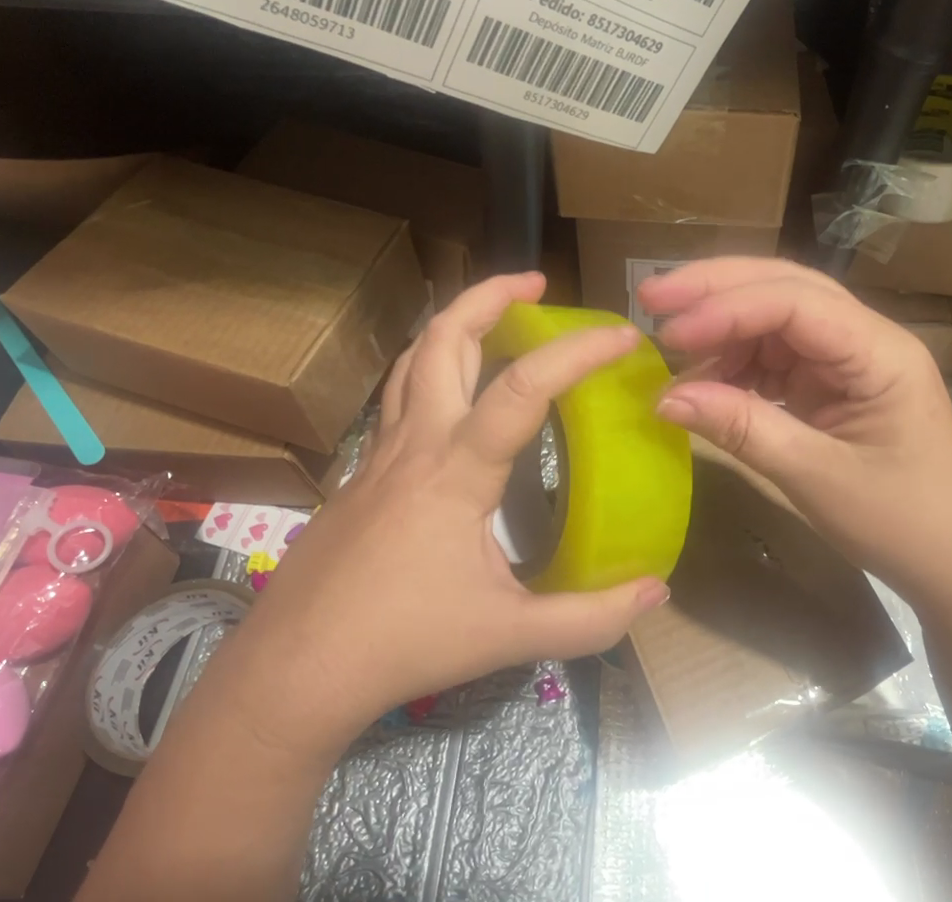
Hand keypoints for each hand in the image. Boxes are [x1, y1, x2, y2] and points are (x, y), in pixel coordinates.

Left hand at [229, 273, 668, 752]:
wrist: (295, 669)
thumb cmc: (403, 644)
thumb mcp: (508, 636)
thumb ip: (589, 618)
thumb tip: (656, 594)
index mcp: (455, 473)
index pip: (522, 389)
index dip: (578, 353)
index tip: (623, 336)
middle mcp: (414, 446)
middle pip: (443, 340)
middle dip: (489, 295)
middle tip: (535, 283)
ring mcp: (378, 455)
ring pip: (412, 362)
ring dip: (454, 324)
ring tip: (495, 316)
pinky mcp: (360, 474)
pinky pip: (399, 398)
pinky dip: (432, 370)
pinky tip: (454, 399)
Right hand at [638, 258, 951, 603]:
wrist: (950, 563)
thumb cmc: (901, 523)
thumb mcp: (818, 478)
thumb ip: (743, 429)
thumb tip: (665, 398)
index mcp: (881, 352)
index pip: (797, 303)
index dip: (728, 309)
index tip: (669, 334)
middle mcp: (865, 339)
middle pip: (785, 288)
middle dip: (716, 289)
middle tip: (649, 296)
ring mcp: (847, 360)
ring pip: (774, 316)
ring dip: (720, 327)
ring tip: (666, 347)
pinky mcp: (830, 383)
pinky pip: (773, 356)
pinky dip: (732, 364)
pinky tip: (699, 379)